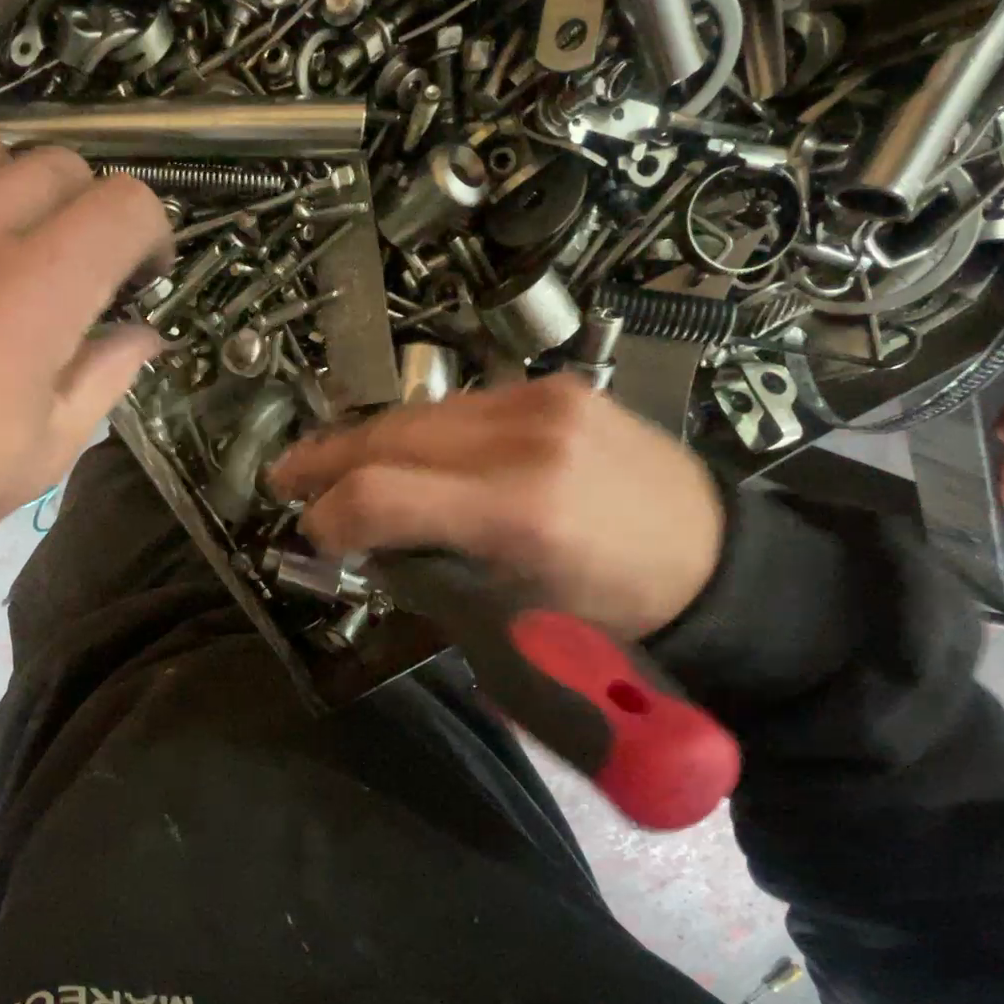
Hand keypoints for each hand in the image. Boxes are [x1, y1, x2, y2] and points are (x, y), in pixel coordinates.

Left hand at [0, 124, 171, 567]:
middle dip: (81, 215)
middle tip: (61, 269)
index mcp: (31, 295)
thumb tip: (143, 330)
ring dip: (4, 188)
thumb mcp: (42, 453)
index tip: (135, 270)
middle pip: (59, 167)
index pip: (124, 206)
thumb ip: (105, 376)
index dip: (148, 233)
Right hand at [269, 377, 723, 638]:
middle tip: (282, 479)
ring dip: (362, 440)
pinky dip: (414, 431)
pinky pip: (456, 406)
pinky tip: (396, 450)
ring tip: (325, 461)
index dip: (327, 514)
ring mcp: (544, 402)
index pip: (381, 495)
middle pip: (388, 437)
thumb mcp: (511, 617)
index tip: (307, 534)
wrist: (721, 562)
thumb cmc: (611, 614)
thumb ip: (423, 571)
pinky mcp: (555, 387)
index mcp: (520, 514)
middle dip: (323, 461)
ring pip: (416, 414)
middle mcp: (527, 440)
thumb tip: (356, 543)